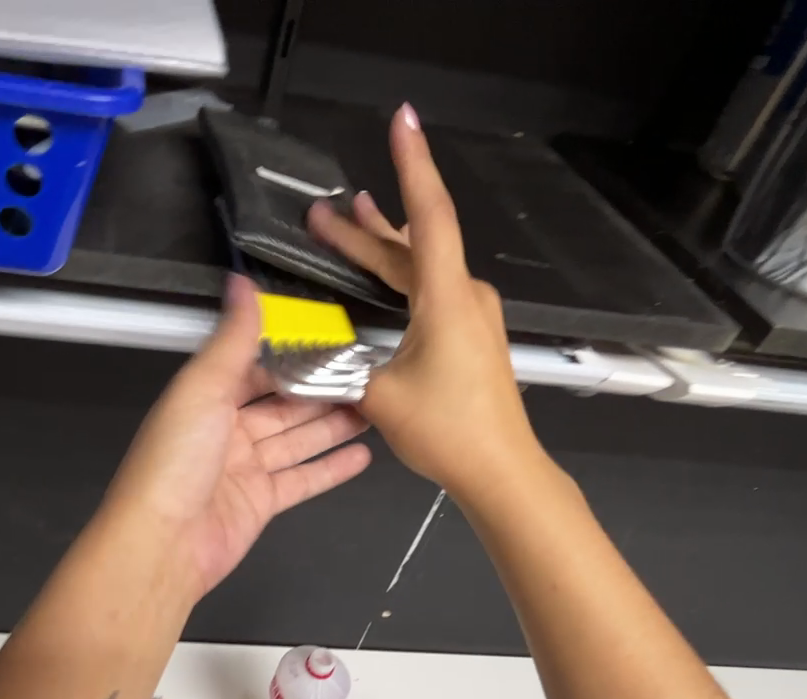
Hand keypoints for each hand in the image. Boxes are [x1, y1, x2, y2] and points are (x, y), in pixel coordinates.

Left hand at [100, 275, 371, 597]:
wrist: (162, 543)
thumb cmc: (173, 462)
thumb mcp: (202, 388)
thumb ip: (232, 339)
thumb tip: (241, 284)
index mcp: (206, 398)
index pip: (256, 368)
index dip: (293, 355)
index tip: (333, 340)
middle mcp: (225, 431)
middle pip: (283, 405)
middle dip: (321, 389)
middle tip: (367, 374)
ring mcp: (244, 470)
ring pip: (297, 439)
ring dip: (334, 424)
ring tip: (374, 406)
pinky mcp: (260, 503)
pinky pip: (302, 480)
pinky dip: (330, 468)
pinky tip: (361, 454)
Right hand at [307, 104, 542, 500]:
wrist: (500, 471)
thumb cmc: (447, 430)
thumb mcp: (380, 397)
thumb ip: (340, 367)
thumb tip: (306, 355)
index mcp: (447, 299)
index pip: (429, 216)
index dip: (412, 164)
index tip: (402, 120)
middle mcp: (465, 297)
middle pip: (412, 247)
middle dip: (364, 230)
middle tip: (323, 212)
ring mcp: (471, 317)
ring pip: (421, 271)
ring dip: (382, 252)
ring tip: (350, 221)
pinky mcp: (469, 338)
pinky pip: (429, 293)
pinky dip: (400, 280)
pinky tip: (382, 279)